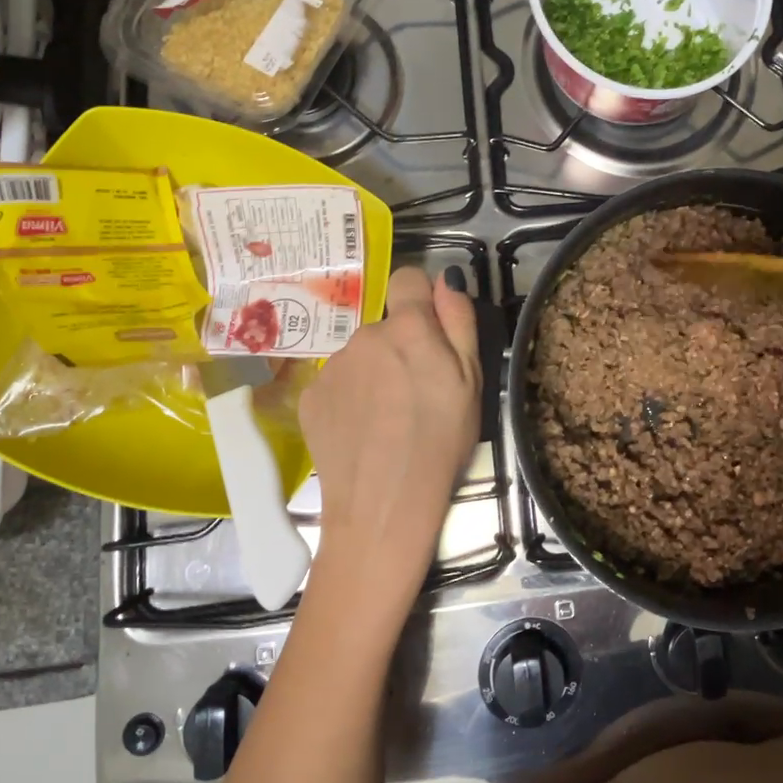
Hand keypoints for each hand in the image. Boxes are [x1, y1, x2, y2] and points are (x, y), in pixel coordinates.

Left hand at [298, 267, 481, 586]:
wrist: (384, 504)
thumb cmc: (441, 441)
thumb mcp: (472, 380)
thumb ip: (459, 320)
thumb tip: (446, 278)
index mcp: (408, 327)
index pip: (407, 279)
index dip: (421, 299)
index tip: (432, 332)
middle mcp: (364, 336)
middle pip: (385, 325)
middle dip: (401, 346)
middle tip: (418, 392)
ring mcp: (332, 366)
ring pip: (361, 356)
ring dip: (375, 373)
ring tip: (390, 419)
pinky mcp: (310, 397)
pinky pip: (338, 384)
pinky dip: (351, 399)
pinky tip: (364, 433)